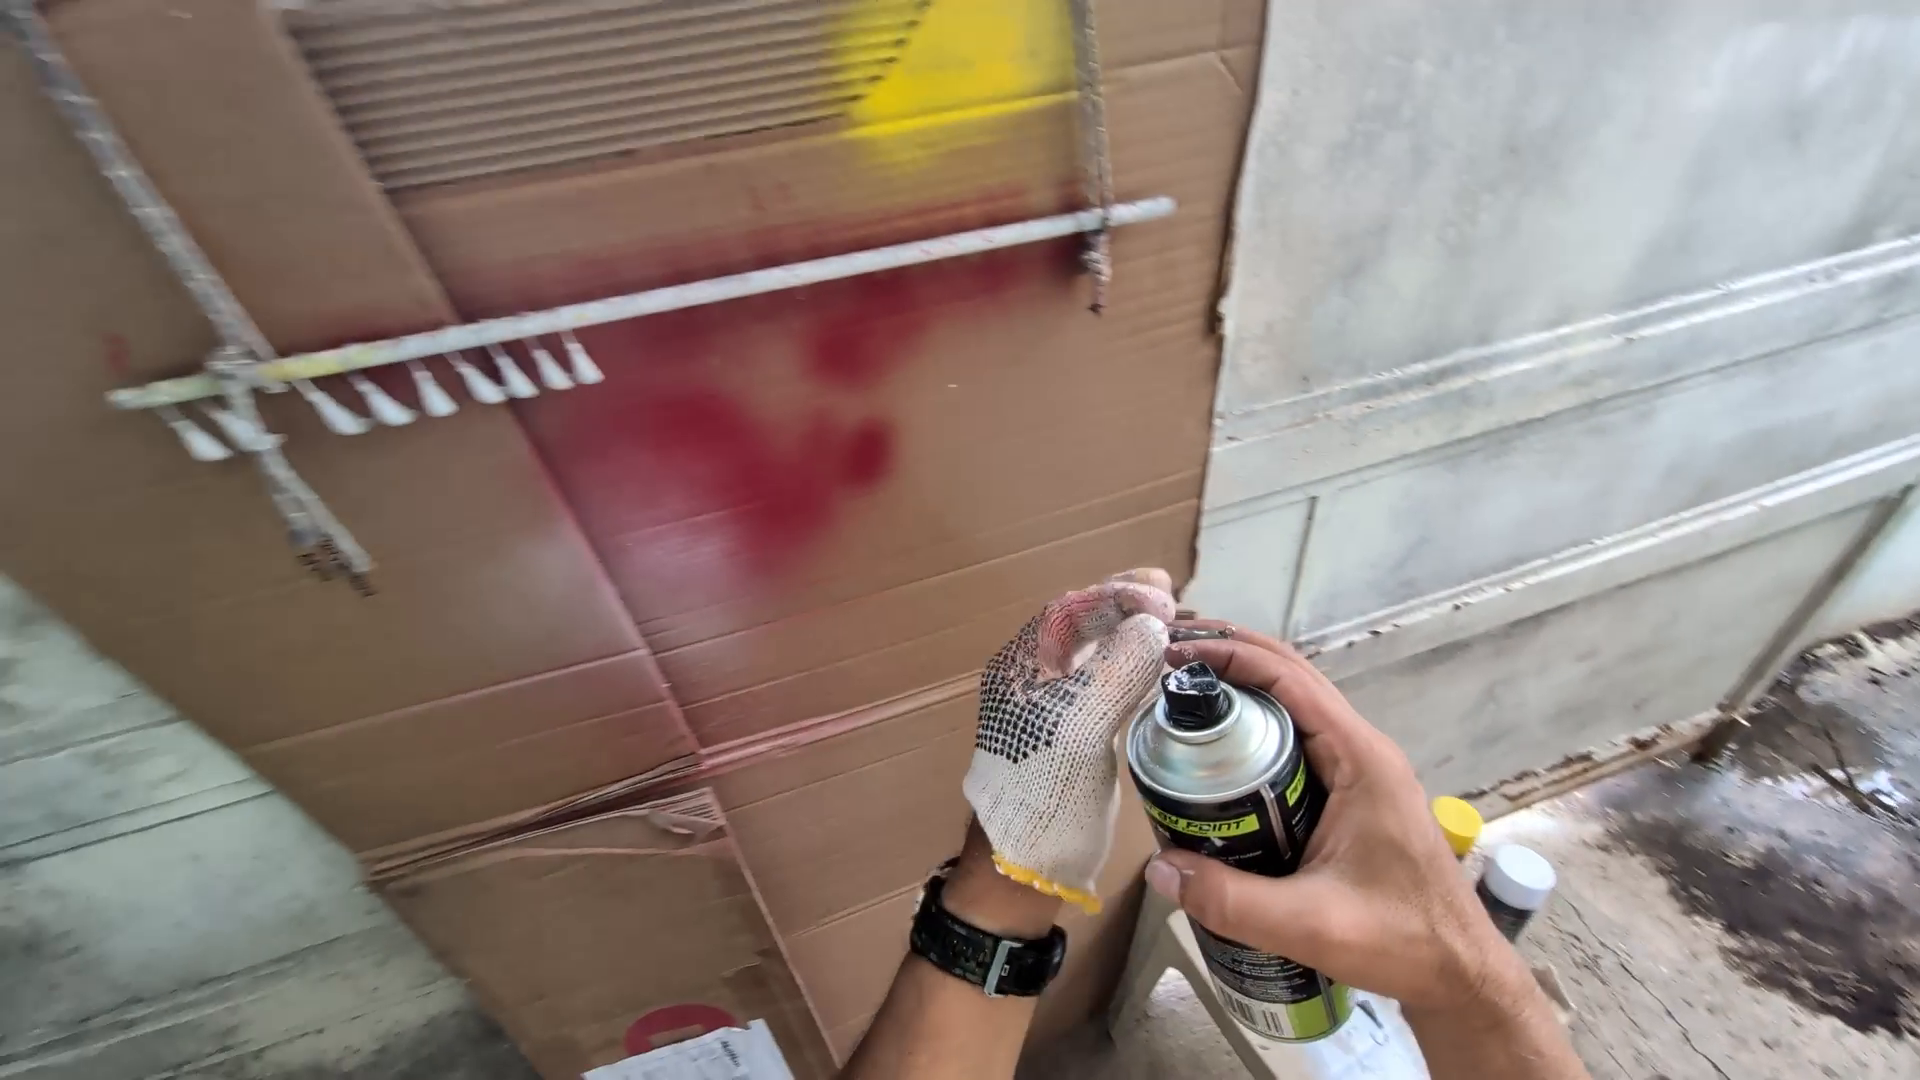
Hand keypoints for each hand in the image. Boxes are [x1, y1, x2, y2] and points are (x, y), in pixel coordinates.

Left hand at [962, 569, 1176, 912]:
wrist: (1029, 861)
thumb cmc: (1043, 790)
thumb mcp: (1077, 726)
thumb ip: (1114, 671)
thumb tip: (1152, 624)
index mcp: (1023, 666)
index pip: (1069, 610)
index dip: (1114, 595)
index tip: (1160, 594)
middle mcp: (1037, 677)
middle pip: (1082, 624)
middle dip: (1123, 604)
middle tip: (1167, 593)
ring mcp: (1057, 704)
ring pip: (1098, 652)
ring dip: (1132, 632)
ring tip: (1171, 618)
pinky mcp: (1079, 730)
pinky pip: (1109, 683)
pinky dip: (1136, 666)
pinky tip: (1162, 663)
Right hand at [1142, 623, 1519, 1010]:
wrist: (1462, 974)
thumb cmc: (1403, 942)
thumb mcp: (1313, 925)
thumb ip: (1233, 901)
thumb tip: (1158, 868)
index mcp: (1360, 758)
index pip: (1288, 679)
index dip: (1231, 655)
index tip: (1178, 656)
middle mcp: (1360, 747)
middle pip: (1290, 673)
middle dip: (1231, 651)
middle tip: (1171, 654)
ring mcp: (1357, 765)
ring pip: (1293, 699)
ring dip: (1242, 679)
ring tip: (1186, 683)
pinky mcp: (1349, 786)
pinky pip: (1295, 731)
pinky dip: (1253, 715)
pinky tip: (1219, 737)